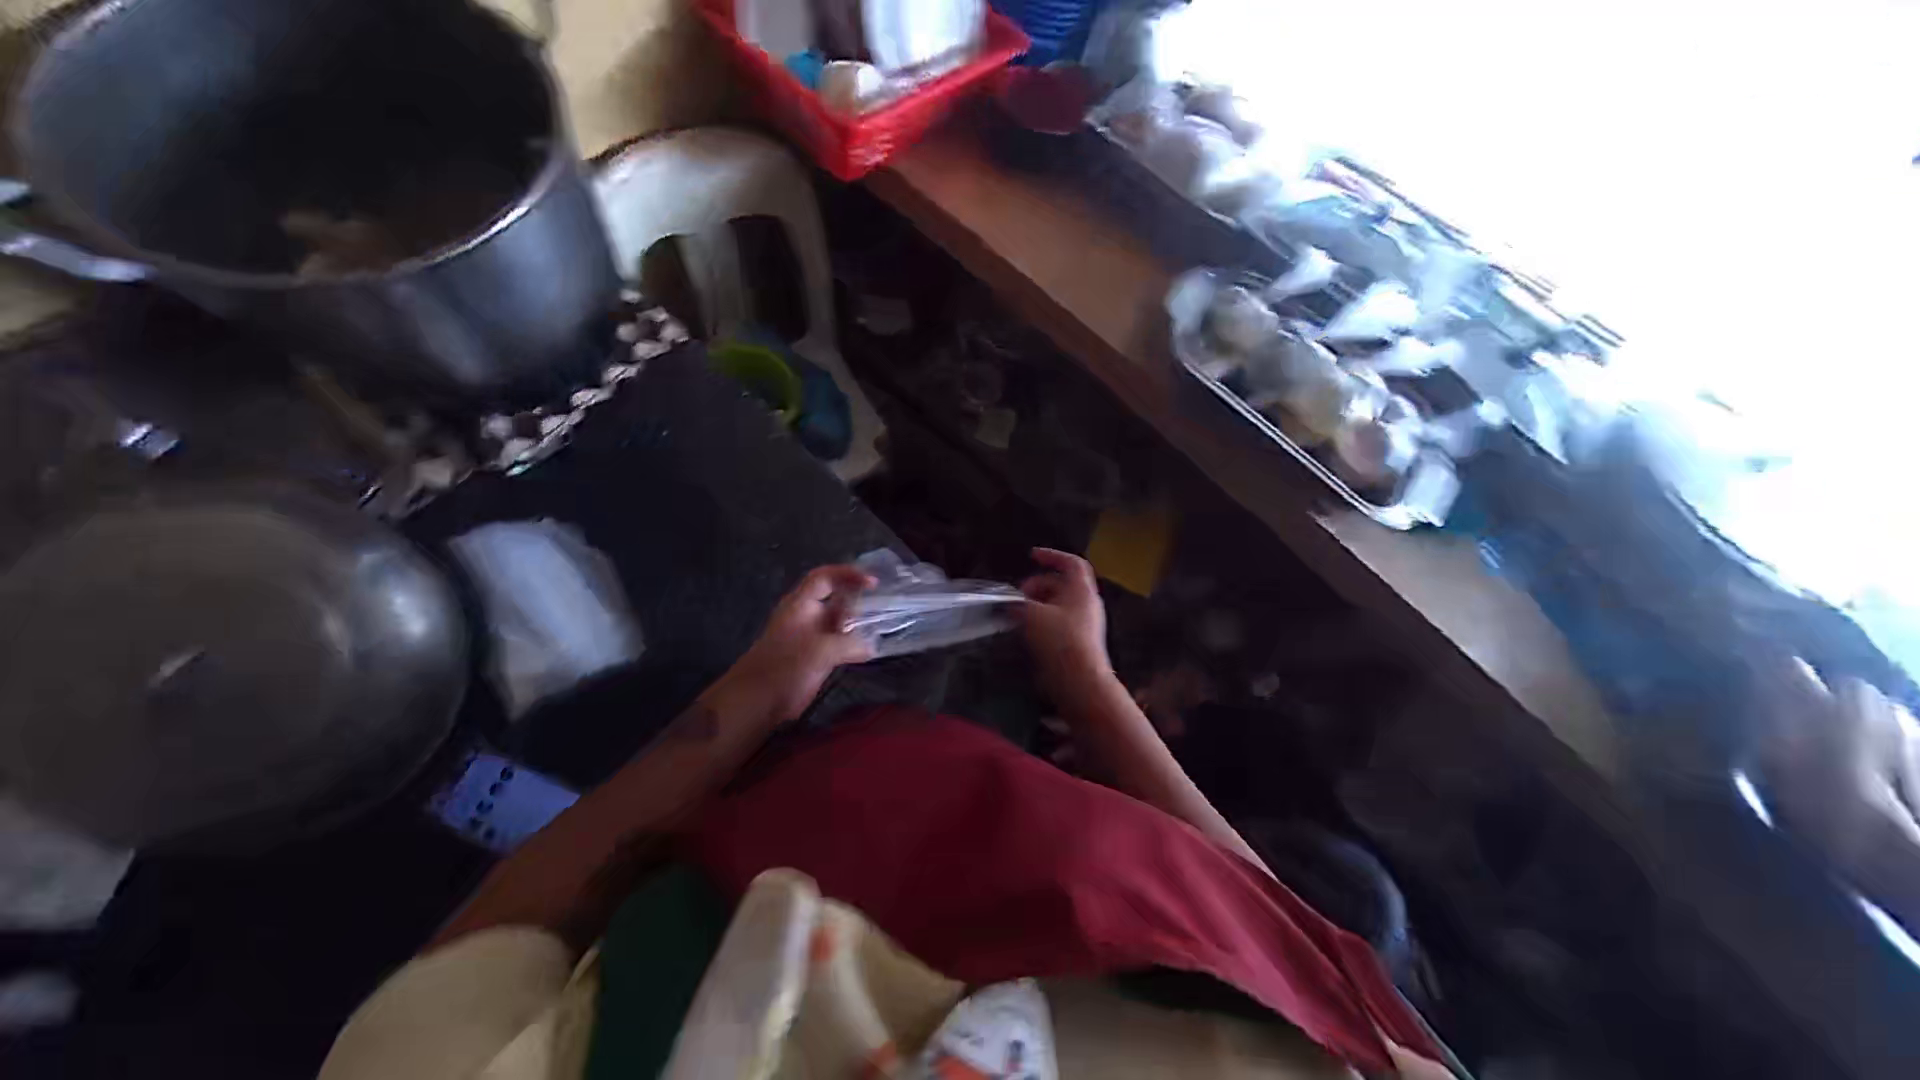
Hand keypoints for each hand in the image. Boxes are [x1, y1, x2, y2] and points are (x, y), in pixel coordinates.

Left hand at [715, 564, 876, 725]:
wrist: (755, 702)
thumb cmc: (785, 668)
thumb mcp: (822, 651)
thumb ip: (850, 644)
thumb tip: (870, 646)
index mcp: (800, 605)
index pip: (824, 577)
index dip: (848, 574)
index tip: (873, 583)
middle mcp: (804, 617)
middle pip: (832, 598)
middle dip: (855, 600)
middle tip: (881, 607)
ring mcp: (806, 638)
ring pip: (835, 622)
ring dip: (855, 623)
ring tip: (879, 627)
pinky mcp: (809, 658)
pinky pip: (834, 643)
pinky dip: (850, 643)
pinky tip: (865, 650)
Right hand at [1014, 548, 1113, 701]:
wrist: (1079, 680)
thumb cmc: (1059, 640)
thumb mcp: (1032, 615)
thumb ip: (1019, 604)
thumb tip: (1012, 604)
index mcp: (1081, 590)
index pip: (1071, 563)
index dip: (1052, 556)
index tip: (1032, 556)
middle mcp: (1087, 604)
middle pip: (1061, 585)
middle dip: (1037, 585)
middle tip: (1018, 596)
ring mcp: (1084, 624)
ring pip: (1058, 605)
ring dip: (1037, 605)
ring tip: (1018, 615)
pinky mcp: (1078, 643)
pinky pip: (1059, 623)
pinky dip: (1043, 622)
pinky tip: (1027, 633)